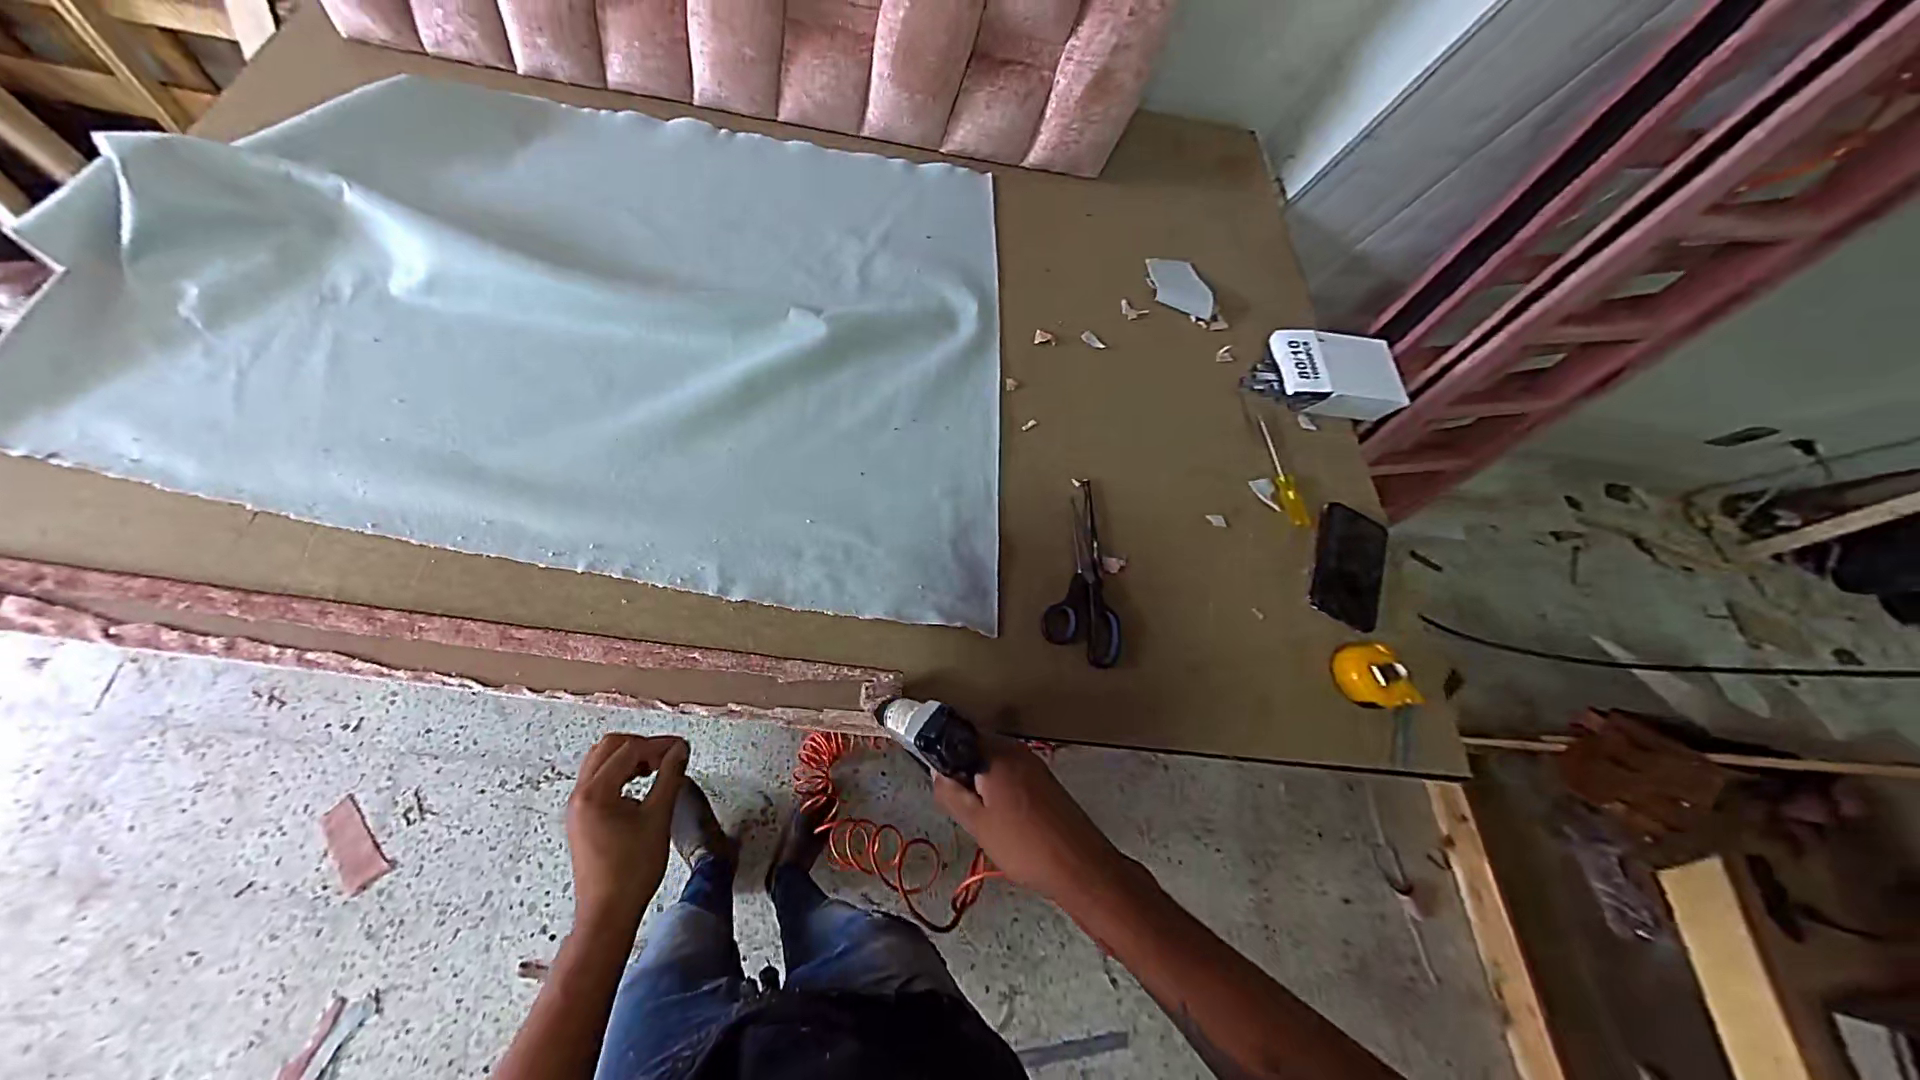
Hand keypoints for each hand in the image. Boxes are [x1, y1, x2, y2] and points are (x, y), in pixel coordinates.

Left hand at [566, 733, 688, 932]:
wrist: (609, 911)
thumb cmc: (632, 870)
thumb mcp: (659, 816)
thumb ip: (670, 776)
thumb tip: (680, 750)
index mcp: (595, 793)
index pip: (629, 749)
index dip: (659, 745)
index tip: (681, 748)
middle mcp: (580, 795)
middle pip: (609, 747)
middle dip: (642, 746)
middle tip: (668, 756)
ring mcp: (578, 807)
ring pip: (602, 761)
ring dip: (631, 757)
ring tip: (657, 768)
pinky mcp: (582, 817)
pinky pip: (599, 779)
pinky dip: (622, 772)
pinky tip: (642, 784)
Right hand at [932, 734, 1129, 903]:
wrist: (1079, 867)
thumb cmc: (1026, 846)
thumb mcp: (976, 823)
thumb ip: (950, 792)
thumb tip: (936, 772)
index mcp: (997, 753)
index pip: (958, 735)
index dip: (942, 754)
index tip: (936, 776)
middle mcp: (1017, 751)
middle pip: (977, 749)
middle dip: (963, 772)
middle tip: (960, 805)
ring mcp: (1033, 764)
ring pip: (994, 764)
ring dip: (982, 784)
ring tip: (983, 818)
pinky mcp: (1045, 781)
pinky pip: (1012, 775)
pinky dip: (1001, 791)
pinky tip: (1004, 820)